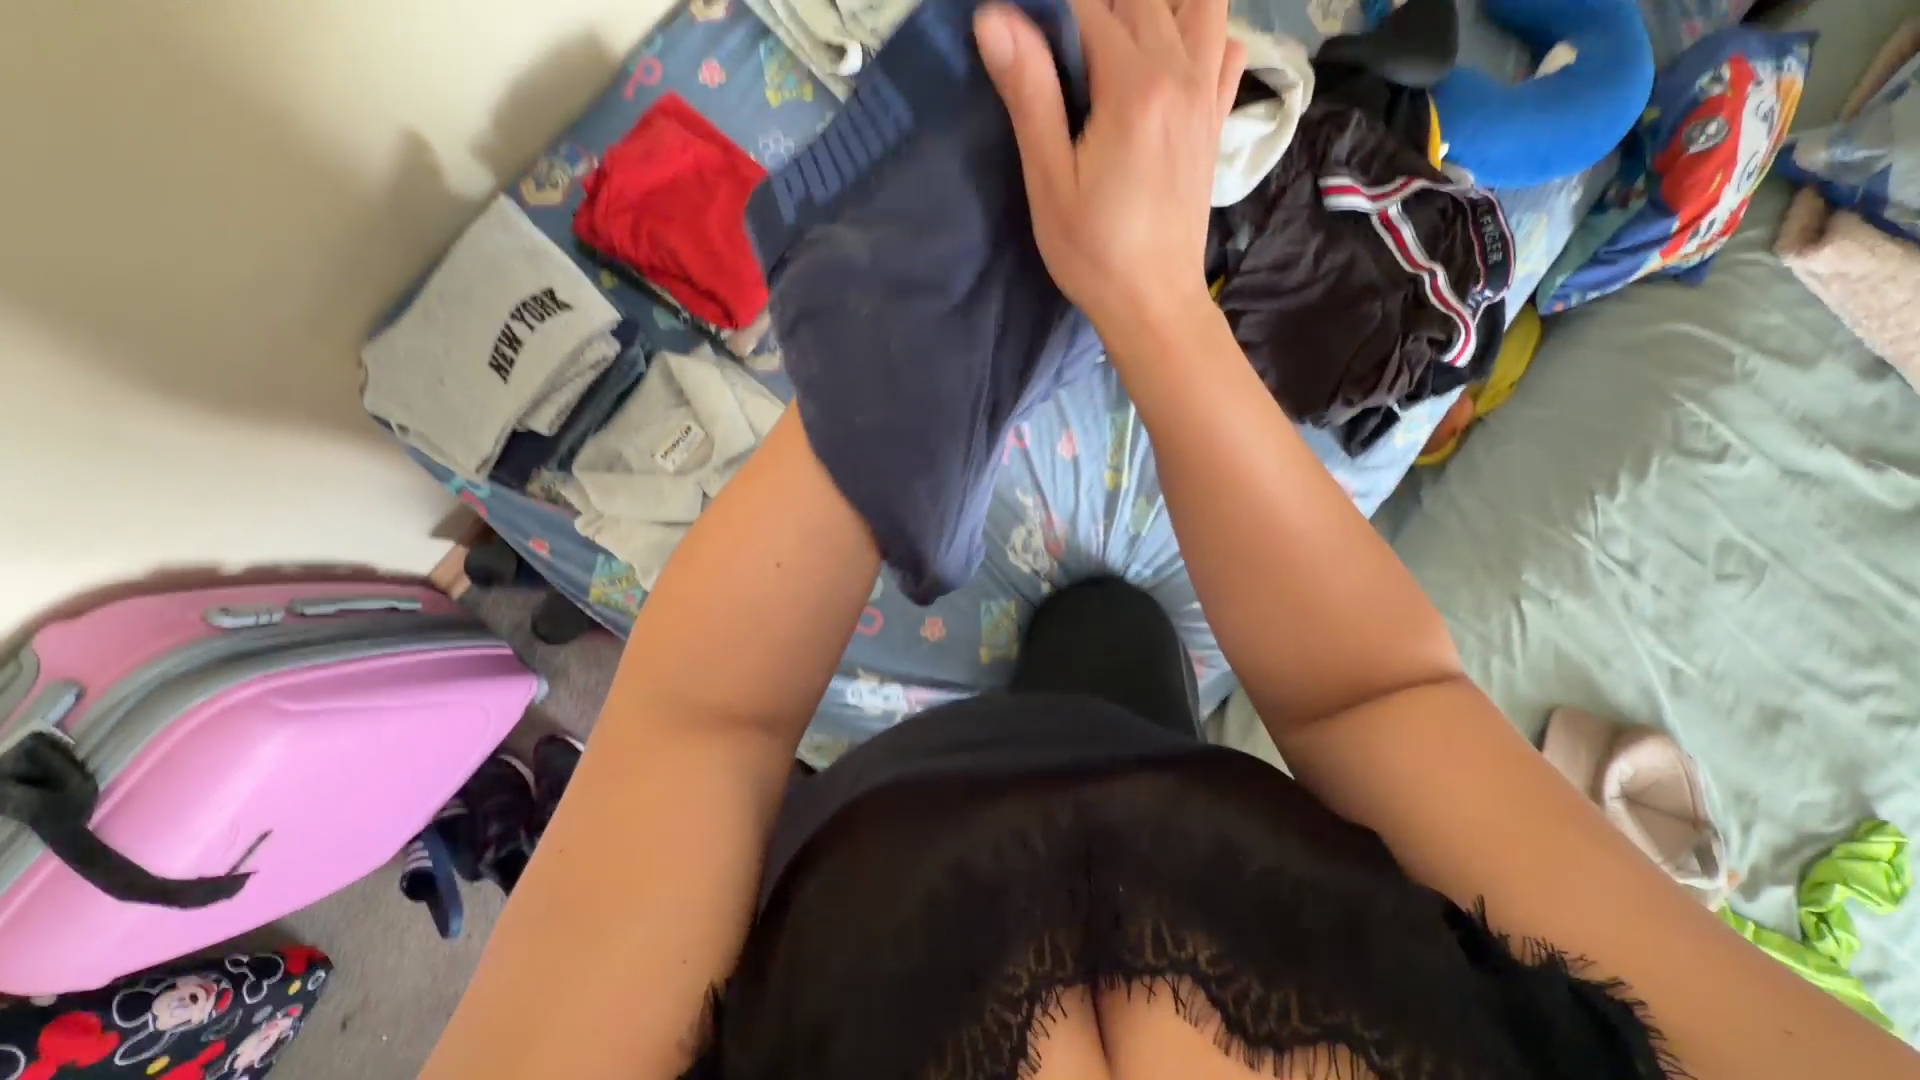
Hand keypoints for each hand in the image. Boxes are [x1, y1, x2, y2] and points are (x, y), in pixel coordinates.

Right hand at [974, 0, 1243, 334]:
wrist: (1154, 302)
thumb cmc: (1093, 253)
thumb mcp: (1049, 181)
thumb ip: (1030, 94)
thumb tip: (996, 17)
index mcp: (1135, 88)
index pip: (1089, 9)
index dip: (1050, 13)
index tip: (1026, 37)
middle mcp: (1182, 75)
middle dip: (1095, 10)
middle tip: (1060, 60)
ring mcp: (1207, 94)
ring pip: (1195, 6)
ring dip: (1153, 9)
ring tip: (1113, 46)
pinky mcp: (1216, 118)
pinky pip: (1224, 45)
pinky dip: (1199, 35)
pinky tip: (1165, 63)